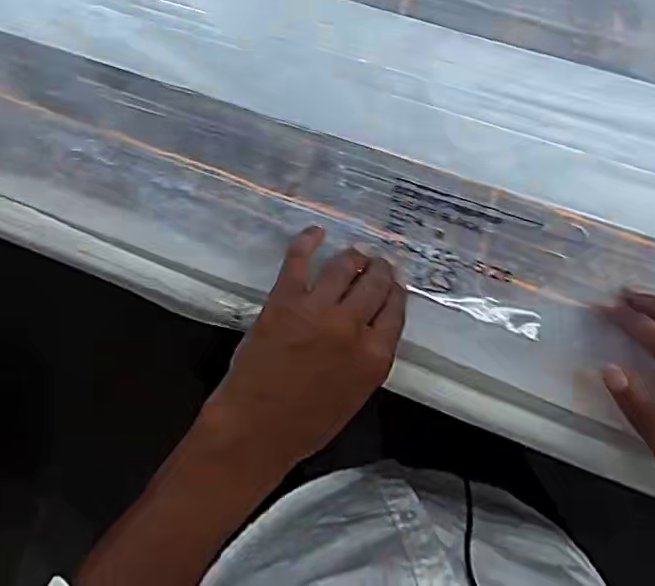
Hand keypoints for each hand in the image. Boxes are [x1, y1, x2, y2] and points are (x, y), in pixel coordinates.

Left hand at [199, 225, 407, 472]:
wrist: (259, 423)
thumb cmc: (308, 421)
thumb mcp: (354, 393)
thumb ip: (365, 357)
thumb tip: (368, 327)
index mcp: (375, 357)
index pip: (395, 312)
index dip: (396, 292)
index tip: (395, 281)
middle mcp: (352, 327)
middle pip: (374, 285)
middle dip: (379, 269)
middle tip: (378, 261)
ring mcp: (318, 308)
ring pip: (343, 267)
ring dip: (354, 256)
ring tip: (356, 251)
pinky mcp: (285, 297)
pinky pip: (299, 259)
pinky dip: (308, 240)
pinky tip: (316, 232)